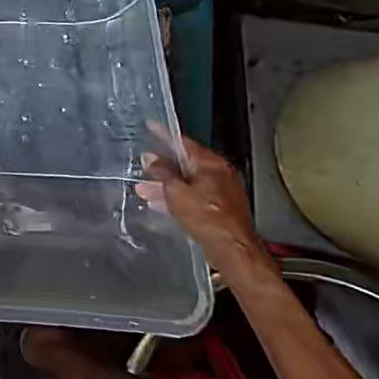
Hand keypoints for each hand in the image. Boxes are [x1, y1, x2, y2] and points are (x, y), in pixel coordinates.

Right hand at [135, 127, 273, 283]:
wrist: (233, 252)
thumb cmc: (206, 218)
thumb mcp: (175, 191)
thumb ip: (162, 172)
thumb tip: (150, 158)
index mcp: (213, 164)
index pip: (184, 142)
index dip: (164, 135)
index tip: (151, 127)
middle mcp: (221, 174)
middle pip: (187, 163)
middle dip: (163, 167)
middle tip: (145, 165)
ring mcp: (223, 192)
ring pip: (190, 182)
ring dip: (168, 185)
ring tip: (145, 190)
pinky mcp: (222, 209)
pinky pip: (196, 196)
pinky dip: (179, 198)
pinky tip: (162, 205)